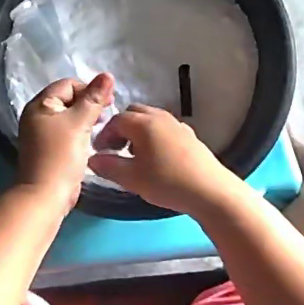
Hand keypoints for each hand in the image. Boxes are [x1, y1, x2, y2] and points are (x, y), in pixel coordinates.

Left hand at [15, 73, 115, 205]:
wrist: (46, 195)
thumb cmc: (61, 155)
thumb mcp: (80, 123)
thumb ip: (94, 99)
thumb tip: (107, 75)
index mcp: (40, 105)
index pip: (68, 84)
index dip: (89, 89)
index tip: (109, 102)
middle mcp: (37, 115)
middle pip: (67, 99)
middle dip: (89, 102)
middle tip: (108, 113)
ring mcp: (41, 132)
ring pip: (68, 116)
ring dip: (86, 117)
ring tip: (103, 125)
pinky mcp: (48, 148)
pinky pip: (66, 131)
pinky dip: (80, 130)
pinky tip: (92, 138)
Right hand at [87, 105, 246, 217]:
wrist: (211, 191)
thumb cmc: (167, 182)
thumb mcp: (132, 179)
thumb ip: (108, 167)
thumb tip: (92, 160)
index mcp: (142, 123)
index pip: (115, 120)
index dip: (104, 135)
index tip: (99, 152)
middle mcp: (160, 117)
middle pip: (133, 113)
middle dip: (120, 128)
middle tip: (115, 149)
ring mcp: (177, 125)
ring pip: (150, 119)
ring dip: (137, 131)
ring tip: (135, 154)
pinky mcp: (190, 136)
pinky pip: (165, 128)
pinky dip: (154, 135)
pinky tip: (157, 157)